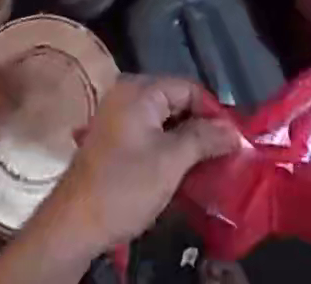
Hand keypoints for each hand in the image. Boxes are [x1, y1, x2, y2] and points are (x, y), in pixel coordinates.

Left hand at [35, 75, 239, 249]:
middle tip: (225, 153)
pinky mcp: (114, 135)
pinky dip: (168, 144)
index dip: (214, 112)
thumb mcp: (171, 161)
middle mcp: (127, 92)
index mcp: (140, 89)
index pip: (189, 88)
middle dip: (202, 125)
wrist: (75, 223)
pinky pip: (150, 129)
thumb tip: (234, 131)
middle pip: (177, 100)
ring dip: (187, 137)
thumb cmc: (125, 187)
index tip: (234, 140)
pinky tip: (183, 167)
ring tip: (210, 163)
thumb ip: (204, 138)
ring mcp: (118, 113)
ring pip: (165, 117)